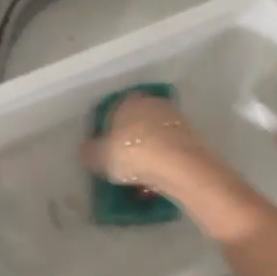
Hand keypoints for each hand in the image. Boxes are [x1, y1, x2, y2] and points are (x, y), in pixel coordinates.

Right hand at [82, 93, 229, 201]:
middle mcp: (151, 103)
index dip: (107, 130)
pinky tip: (157, 173)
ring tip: (140, 171)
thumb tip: (86, 149)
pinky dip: (162, 156)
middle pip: (135, 121)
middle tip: (123, 160)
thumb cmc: (132, 154)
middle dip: (129, 137)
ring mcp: (173, 117)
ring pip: (153, 133)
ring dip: (148, 147)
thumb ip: (90, 151)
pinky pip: (168, 146)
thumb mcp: (100, 157)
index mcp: (127, 102)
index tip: (105, 148)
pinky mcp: (190, 135)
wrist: (177, 165)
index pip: (112, 111)